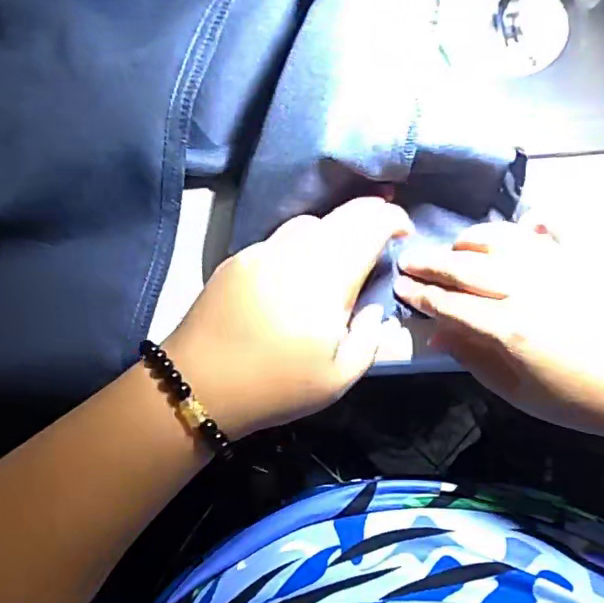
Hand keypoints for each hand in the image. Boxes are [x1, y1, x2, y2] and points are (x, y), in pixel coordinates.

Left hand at [163, 197, 411, 436]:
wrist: (199, 385)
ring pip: (308, 223)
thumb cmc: (275, 388)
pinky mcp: (237, 260)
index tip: (403, 232)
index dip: (392, 221)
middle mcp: (295, 255)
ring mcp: (262, 253)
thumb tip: (372, 307)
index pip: (368, 228)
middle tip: (383, 228)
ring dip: (334, 228)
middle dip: (369, 214)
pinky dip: (302, 242)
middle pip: (340, 216)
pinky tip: (300, 268)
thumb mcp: (337, 379)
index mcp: (326, 282)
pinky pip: (279, 238)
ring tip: (342, 251)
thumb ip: (368, 339)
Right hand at [394, 222, 603, 447]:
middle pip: (465, 265)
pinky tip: (523, 226)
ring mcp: (558, 266)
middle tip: (410, 260)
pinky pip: (549, 231)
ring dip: (471, 240)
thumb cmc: (588, 402)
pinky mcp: (586, 258)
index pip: (449, 302)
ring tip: (456, 247)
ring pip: (500, 239)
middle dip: (431, 262)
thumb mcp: (522, 394)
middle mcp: (526, 287)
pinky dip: (530, 226)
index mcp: (507, 327)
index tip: (400, 287)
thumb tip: (440, 335)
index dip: (420, 294)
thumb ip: (477, 360)